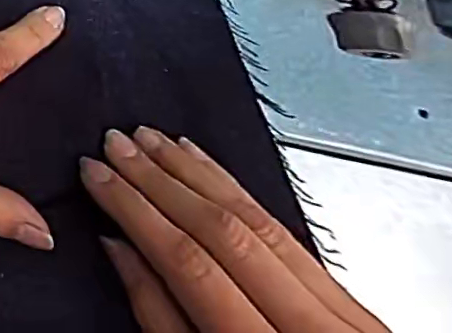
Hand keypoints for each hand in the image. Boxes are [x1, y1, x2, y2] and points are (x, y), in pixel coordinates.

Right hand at [82, 128, 389, 332]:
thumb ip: (162, 323)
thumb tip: (120, 246)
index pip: (189, 264)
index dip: (134, 211)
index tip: (97, 174)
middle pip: (222, 231)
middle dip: (157, 179)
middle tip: (114, 142)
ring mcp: (346, 317)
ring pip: (254, 218)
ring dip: (192, 171)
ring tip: (149, 138)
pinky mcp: (355, 305)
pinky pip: (282, 229)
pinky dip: (234, 190)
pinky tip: (201, 163)